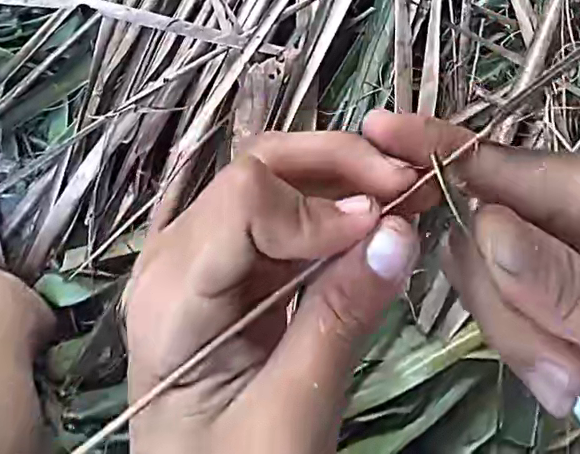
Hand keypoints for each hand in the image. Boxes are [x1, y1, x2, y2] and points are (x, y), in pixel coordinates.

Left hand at [124, 132, 421, 453]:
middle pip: (259, 167)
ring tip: (405, 191)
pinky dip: (336, 205)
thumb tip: (400, 232)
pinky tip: (377, 217)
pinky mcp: (232, 258)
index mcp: (171, 293)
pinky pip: (286, 209)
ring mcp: (201, 248)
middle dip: (338, 163)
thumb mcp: (291, 416)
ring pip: (276, 175)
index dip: (318, 205)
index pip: (244, 201)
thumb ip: (342, 318)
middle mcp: (175, 251)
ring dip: (343, 175)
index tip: (380, 226)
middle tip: (408, 180)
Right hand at [362, 111, 579, 453]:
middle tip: (562, 367)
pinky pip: (497, 317)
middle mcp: (558, 214)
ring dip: (517, 338)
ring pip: (478, 278)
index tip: (374, 131)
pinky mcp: (542, 307)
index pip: (492, 160)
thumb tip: (481, 224)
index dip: (430, 145)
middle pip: (473, 228)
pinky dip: (524, 357)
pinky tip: (574, 388)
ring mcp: (547, 262)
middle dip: (500, 298)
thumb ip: (567, 284)